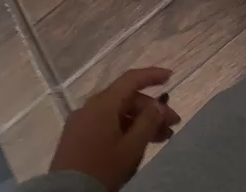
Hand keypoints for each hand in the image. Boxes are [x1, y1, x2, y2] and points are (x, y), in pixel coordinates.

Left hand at [49, 67, 182, 187]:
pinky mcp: (75, 139)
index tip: (170, 76)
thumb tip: (159, 104)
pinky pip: (104, 124)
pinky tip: (136, 144)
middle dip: (151, 110)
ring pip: (116, 114)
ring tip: (160, 138)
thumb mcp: (131, 147)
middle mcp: (89, 107)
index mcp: (103, 104)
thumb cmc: (102, 169)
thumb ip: (149, 121)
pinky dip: (123, 129)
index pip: (131, 79)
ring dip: (139, 122)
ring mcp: (80, 123)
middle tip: (171, 125)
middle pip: (126, 99)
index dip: (152, 75)